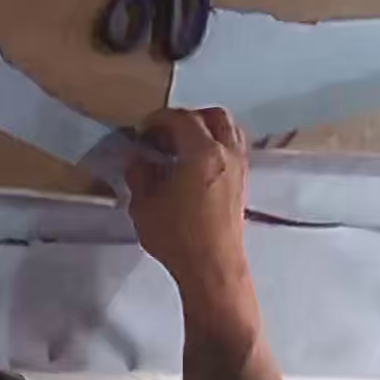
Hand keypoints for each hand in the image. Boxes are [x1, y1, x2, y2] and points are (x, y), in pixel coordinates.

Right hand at [125, 107, 254, 320]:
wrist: (211, 263)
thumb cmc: (176, 236)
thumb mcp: (144, 205)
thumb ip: (140, 176)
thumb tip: (137, 160)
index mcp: (201, 153)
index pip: (181, 120)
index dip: (158, 120)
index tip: (142, 130)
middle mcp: (227, 152)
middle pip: (212, 116)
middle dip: (186, 118)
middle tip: (162, 134)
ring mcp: (239, 166)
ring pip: (227, 129)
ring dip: (203, 129)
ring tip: (179, 147)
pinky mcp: (242, 181)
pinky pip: (232, 147)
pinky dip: (213, 144)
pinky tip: (193, 164)